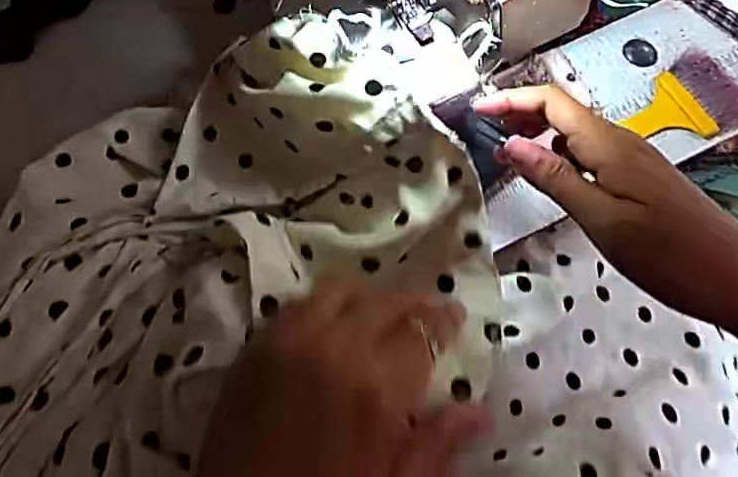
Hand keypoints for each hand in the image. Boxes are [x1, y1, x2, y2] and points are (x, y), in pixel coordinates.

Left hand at [196, 277, 489, 476]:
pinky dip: (323, 302)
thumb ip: (434, 447)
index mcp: (376, 390)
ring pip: (340, 289)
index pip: (421, 331)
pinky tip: (332, 320)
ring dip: (367, 296)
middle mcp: (336, 349)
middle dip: (410, 303)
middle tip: (424, 311)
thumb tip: (479, 412)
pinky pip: (299, 302)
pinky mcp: (257, 344)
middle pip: (384, 302)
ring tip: (378, 312)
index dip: (442, 319)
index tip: (454, 314)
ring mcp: (291, 340)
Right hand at [475, 85, 737, 331]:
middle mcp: (620, 139)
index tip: (478, 112)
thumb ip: (554, 177)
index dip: (510, 99)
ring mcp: (633, 157)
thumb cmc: (670, 254)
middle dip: (521, 114)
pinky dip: (563, 155)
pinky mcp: (642, 176)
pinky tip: (557, 180)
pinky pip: (592, 152)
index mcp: (606, 142)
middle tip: (489, 135)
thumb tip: (510, 144)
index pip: (549, 99)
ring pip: (575, 131)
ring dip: (541, 136)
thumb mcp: (601, 219)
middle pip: (561, 110)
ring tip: (514, 158)